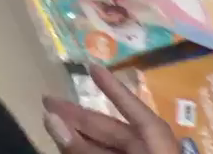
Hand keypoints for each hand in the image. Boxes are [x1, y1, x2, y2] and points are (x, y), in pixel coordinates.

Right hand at [42, 65, 174, 153]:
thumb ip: (84, 149)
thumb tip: (49, 116)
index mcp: (164, 153)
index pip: (145, 119)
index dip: (119, 93)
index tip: (92, 66)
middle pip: (122, 133)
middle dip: (84, 117)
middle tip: (49, 103)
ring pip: (114, 148)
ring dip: (81, 135)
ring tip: (52, 122)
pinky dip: (90, 152)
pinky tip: (68, 144)